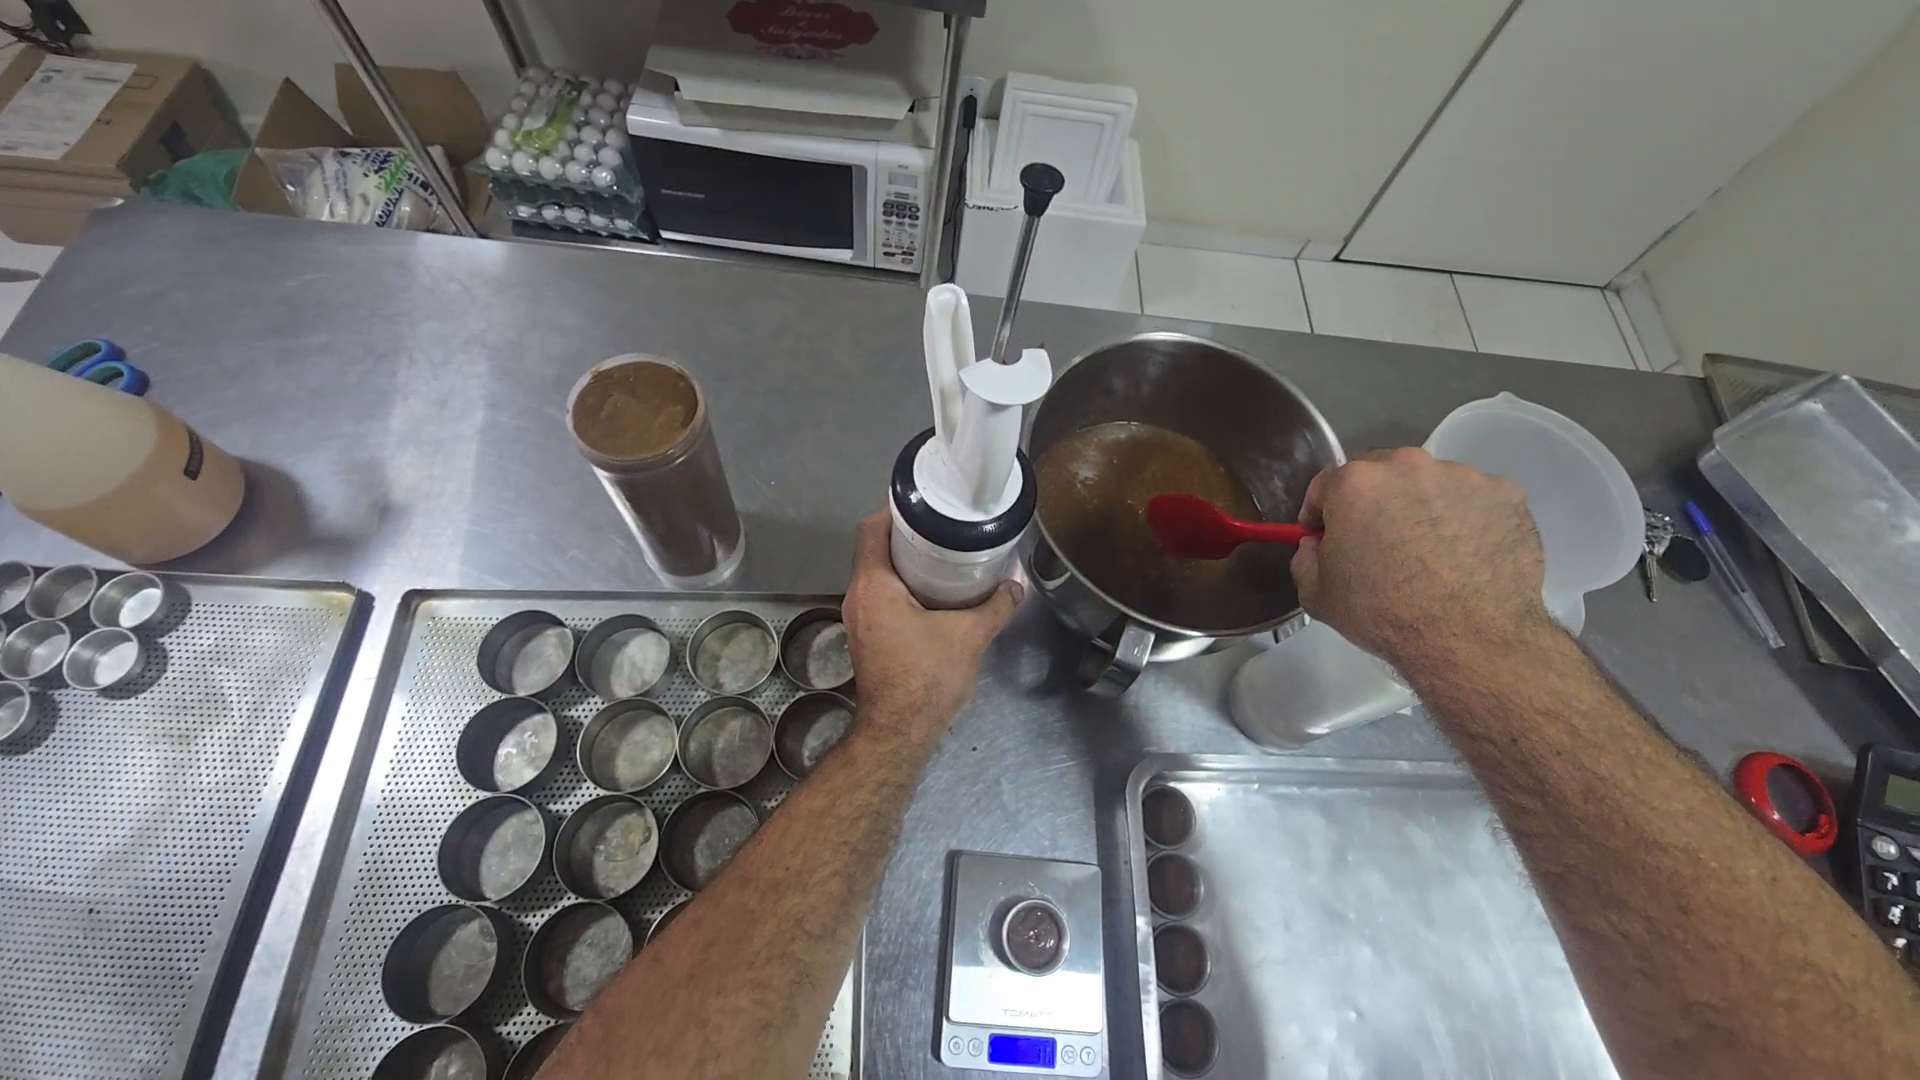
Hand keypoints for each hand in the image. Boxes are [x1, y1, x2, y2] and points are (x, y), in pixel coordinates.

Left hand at [842, 509, 1022, 732]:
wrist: (899, 732)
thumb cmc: (927, 678)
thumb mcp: (969, 636)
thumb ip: (995, 607)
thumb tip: (1017, 588)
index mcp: (873, 586)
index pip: (871, 529)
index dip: (894, 510)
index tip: (924, 504)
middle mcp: (856, 598)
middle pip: (873, 550)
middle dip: (905, 535)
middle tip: (941, 527)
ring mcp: (857, 619)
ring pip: (876, 575)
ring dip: (903, 563)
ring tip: (941, 555)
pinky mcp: (864, 637)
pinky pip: (879, 597)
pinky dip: (901, 587)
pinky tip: (932, 592)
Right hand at [1290, 448, 1551, 671]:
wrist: (1471, 638)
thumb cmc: (1385, 612)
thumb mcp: (1318, 595)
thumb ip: (1306, 559)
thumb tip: (1316, 546)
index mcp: (1356, 483)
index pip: (1325, 485)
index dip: (1319, 513)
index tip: (1325, 538)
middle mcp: (1409, 466)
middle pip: (1378, 474)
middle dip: (1371, 502)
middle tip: (1376, 543)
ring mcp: (1463, 477)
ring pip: (1427, 484)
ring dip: (1418, 506)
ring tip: (1426, 551)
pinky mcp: (1507, 494)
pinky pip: (1471, 499)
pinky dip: (1462, 518)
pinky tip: (1463, 554)